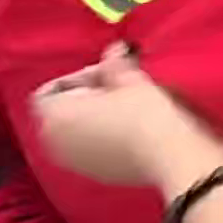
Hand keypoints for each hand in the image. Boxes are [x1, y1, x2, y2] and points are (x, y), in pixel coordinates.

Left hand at [31, 44, 222, 194]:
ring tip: (131, 108)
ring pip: (76, 131)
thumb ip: (116, 63)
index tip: (115, 72)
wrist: (172, 155)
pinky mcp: (94, 173)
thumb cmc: (149, 112)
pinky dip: (105, 136)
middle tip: (125, 86)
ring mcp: (71, 161)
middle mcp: (51, 141)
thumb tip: (114, 48)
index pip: (51, 89)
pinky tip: (135, 130)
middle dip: (89, 96)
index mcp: (55, 115)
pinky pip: (90, 148)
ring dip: (97, 117)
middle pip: (62, 111)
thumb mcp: (133, 80)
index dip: (82, 75)